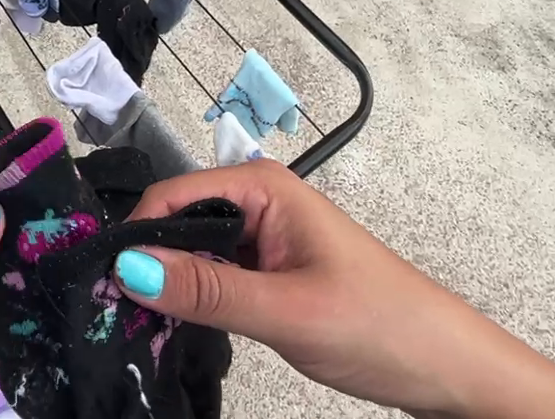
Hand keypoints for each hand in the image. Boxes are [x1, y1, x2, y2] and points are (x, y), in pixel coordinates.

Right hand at [109, 161, 554, 418]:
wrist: (452, 370)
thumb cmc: (379, 326)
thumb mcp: (286, 311)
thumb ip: (206, 290)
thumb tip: (126, 266)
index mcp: (262, 185)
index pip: (173, 195)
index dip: (136, 232)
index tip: (102, 279)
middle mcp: (257, 198)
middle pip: (180, 219)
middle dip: (150, 258)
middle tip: (114, 308)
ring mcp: (264, 233)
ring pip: (195, 249)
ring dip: (171, 280)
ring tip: (136, 320)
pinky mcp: (269, 266)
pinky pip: (216, 272)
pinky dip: (195, 294)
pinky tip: (178, 322)